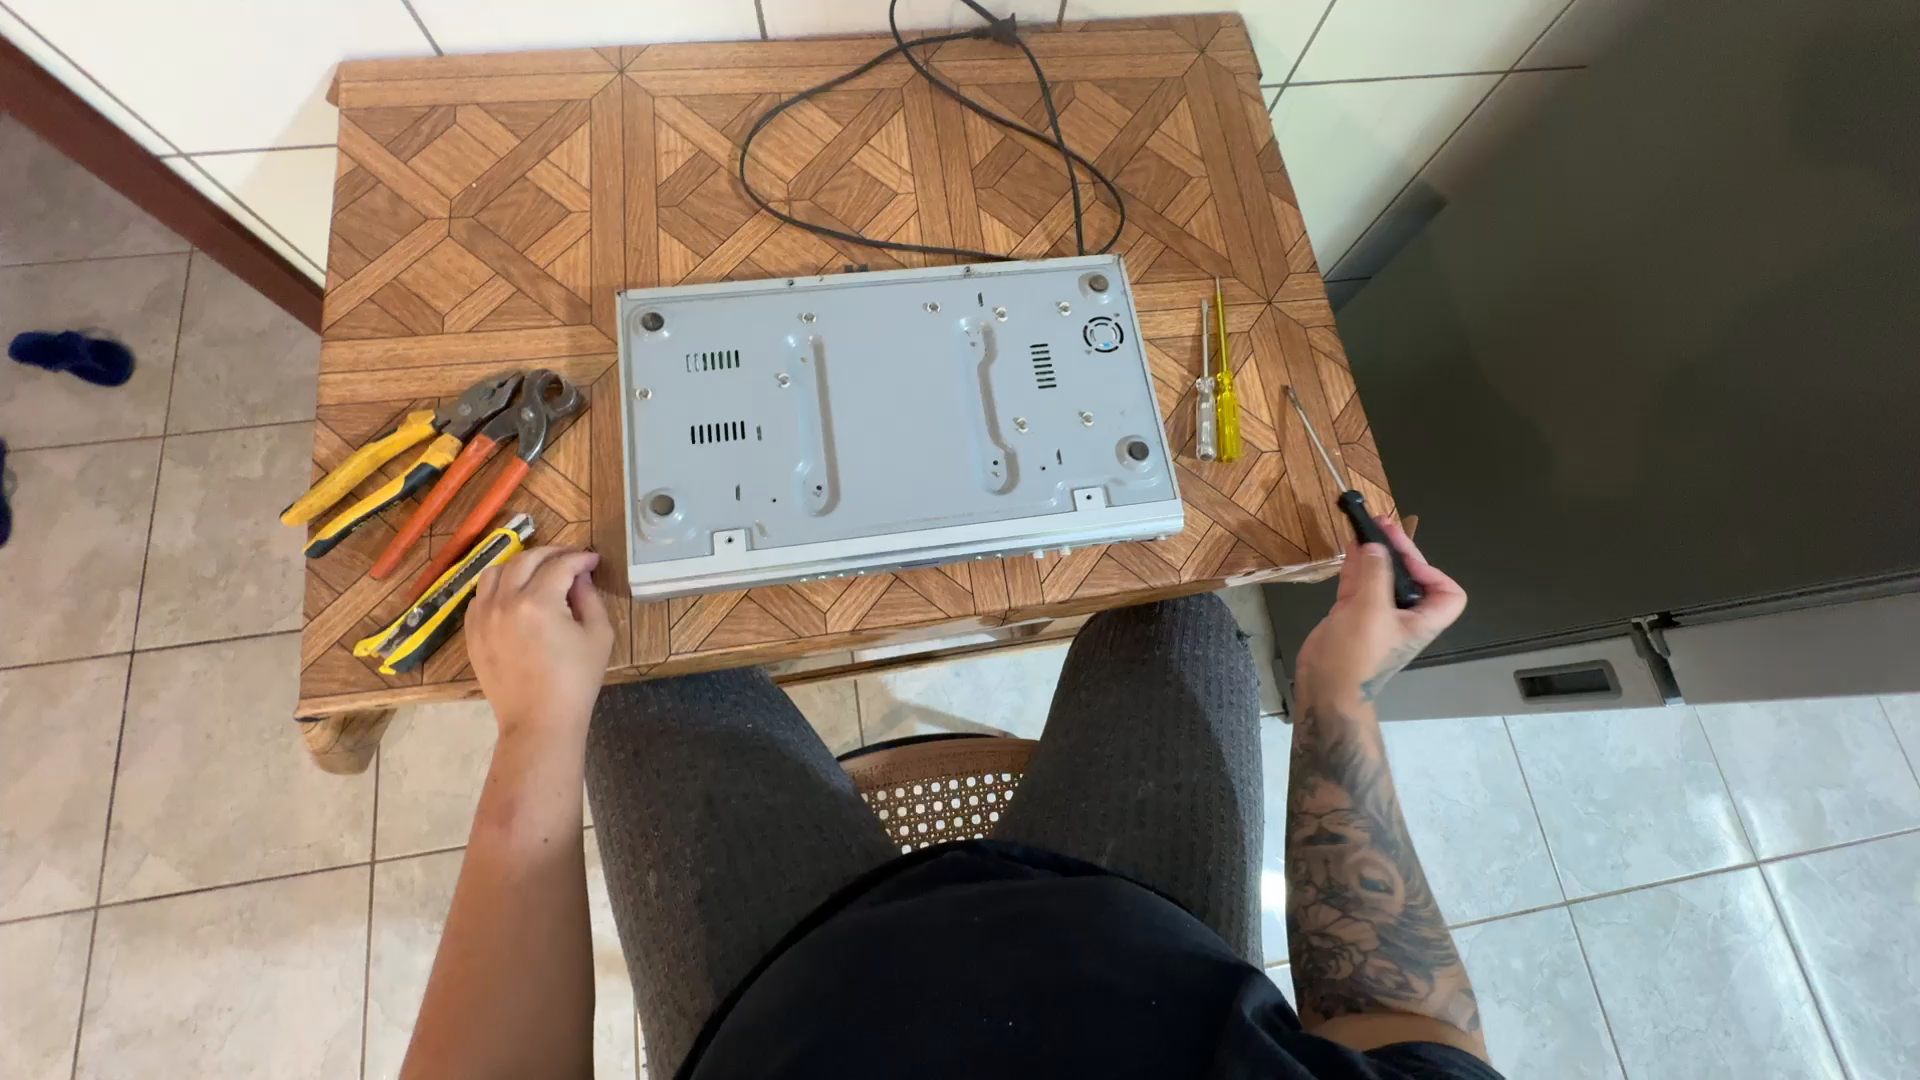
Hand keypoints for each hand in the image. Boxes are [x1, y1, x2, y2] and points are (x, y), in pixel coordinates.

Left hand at [466, 546, 613, 739]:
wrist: (539, 719)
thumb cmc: (577, 679)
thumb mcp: (598, 635)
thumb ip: (590, 598)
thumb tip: (581, 577)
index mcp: (538, 602)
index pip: (561, 565)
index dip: (581, 558)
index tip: (594, 560)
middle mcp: (505, 602)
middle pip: (526, 559)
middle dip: (552, 553)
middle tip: (571, 558)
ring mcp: (483, 616)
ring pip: (496, 571)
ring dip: (521, 563)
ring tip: (540, 569)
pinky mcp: (473, 632)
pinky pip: (481, 595)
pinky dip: (500, 585)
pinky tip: (517, 592)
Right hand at [1294, 518, 1464, 705]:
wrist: (1327, 686)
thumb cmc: (1357, 653)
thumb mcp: (1369, 610)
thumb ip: (1375, 574)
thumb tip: (1378, 547)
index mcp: (1421, 620)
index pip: (1447, 593)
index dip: (1431, 571)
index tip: (1405, 557)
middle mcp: (1402, 616)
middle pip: (1410, 579)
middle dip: (1398, 553)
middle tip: (1381, 525)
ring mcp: (1376, 616)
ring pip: (1381, 578)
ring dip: (1374, 555)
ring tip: (1364, 529)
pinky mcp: (1352, 616)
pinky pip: (1358, 585)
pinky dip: (1355, 567)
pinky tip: (1349, 548)